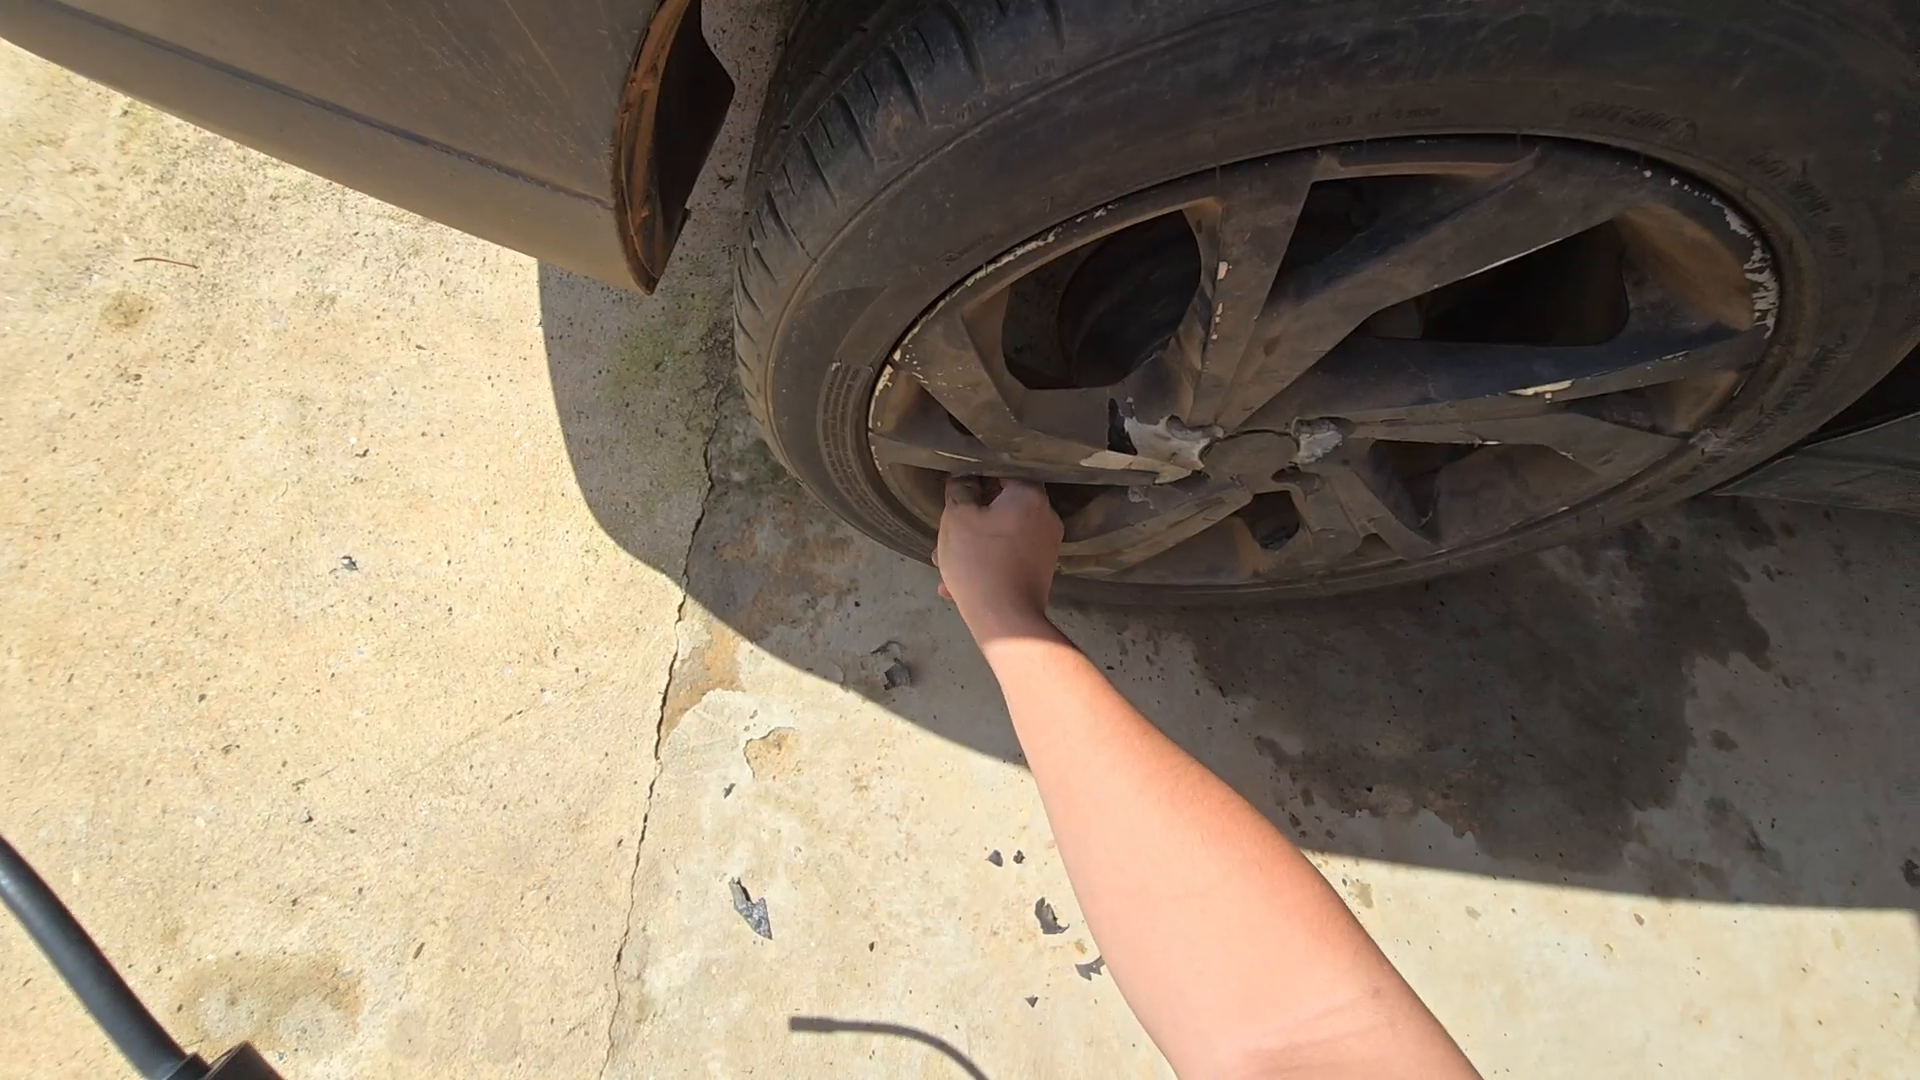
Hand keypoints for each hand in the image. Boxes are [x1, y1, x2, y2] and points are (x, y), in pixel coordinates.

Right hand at [936, 477, 1063, 641]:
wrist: (1005, 619)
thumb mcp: (956, 518)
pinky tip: (957, 583)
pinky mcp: (1039, 570)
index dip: (977, 476)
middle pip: (1002, 505)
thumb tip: (963, 479)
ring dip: (972, 544)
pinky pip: (1008, 556)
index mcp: (1030, 495)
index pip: (1004, 470)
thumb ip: (959, 490)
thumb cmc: (979, 563)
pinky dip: (985, 562)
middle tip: (947, 531)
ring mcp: (1046, 545)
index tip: (958, 488)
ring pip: (1001, 534)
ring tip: (944, 563)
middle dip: (970, 517)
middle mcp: (1045, 516)